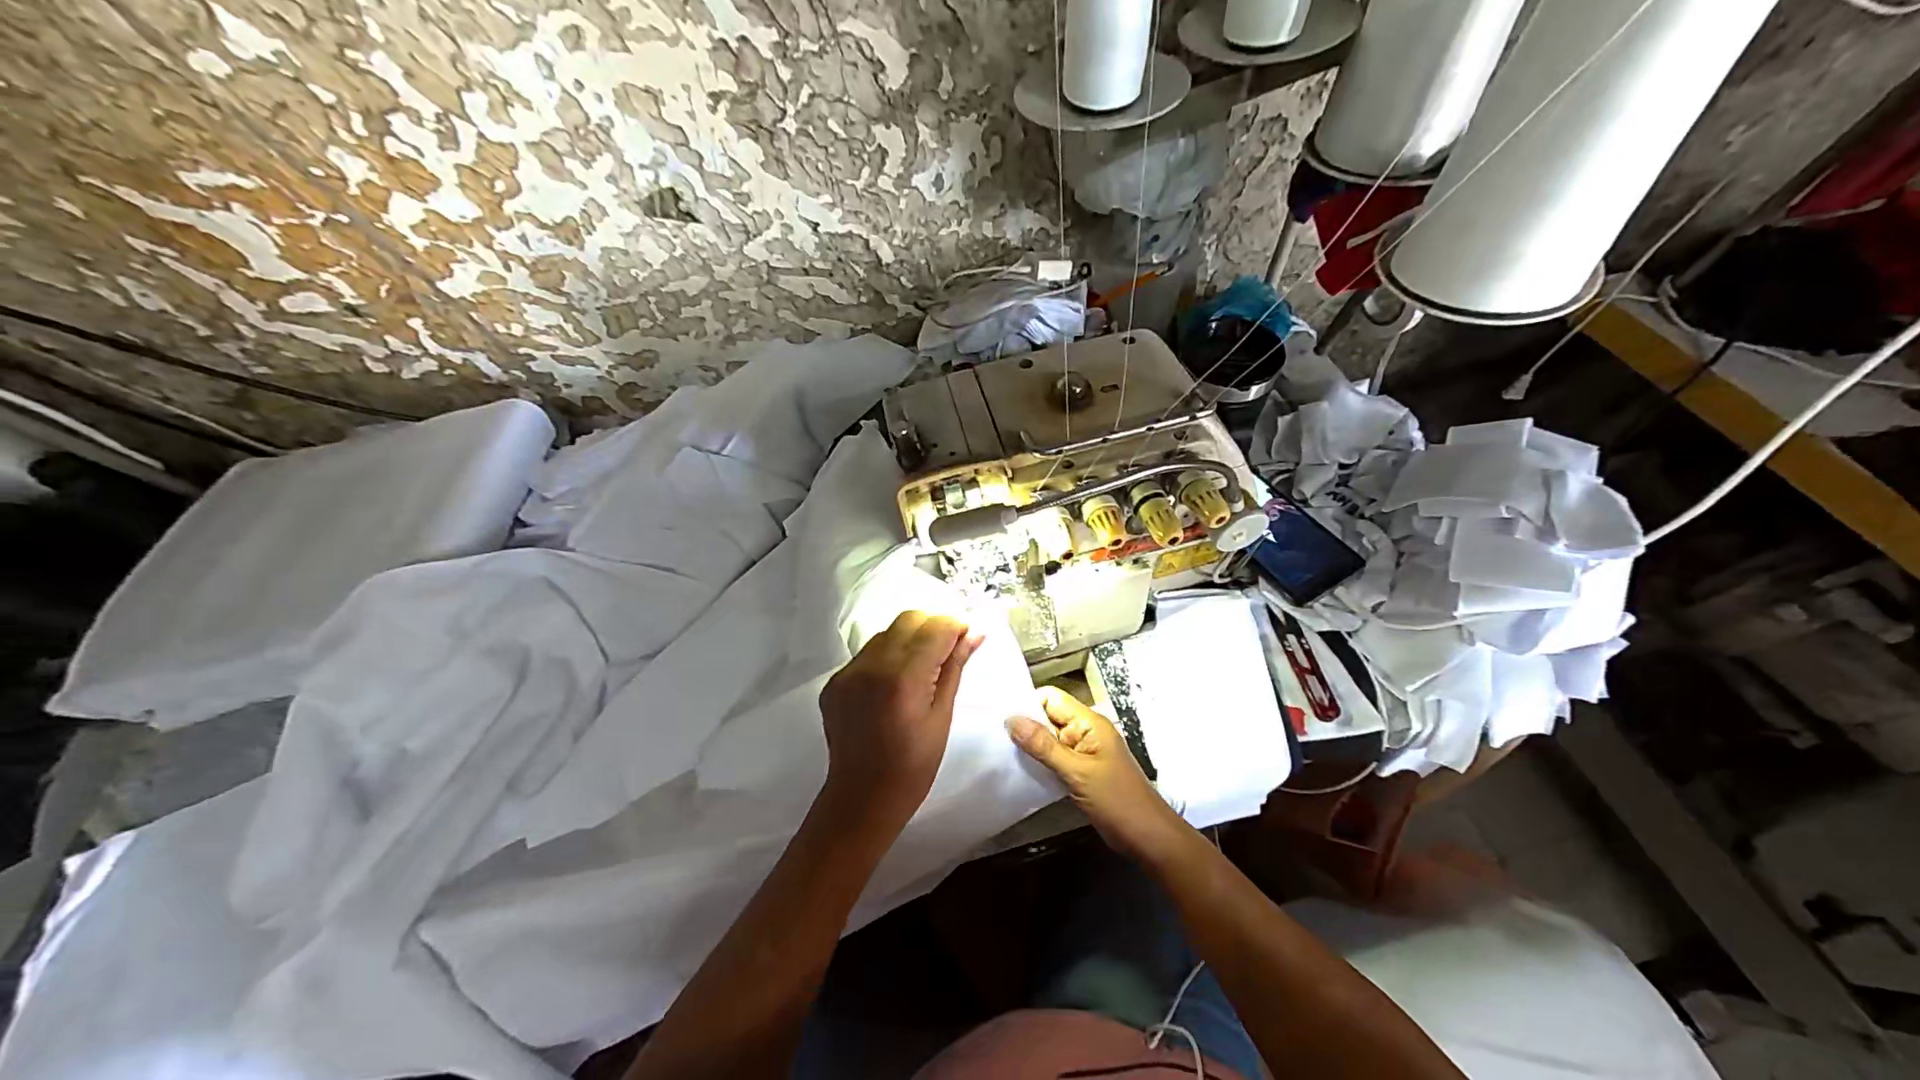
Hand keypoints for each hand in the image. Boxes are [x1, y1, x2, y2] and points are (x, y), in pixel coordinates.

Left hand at [818, 612, 982, 830]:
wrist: (862, 797)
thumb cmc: (914, 765)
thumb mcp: (942, 716)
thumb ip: (954, 668)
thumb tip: (973, 634)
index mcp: (904, 678)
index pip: (935, 627)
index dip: (955, 627)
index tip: (966, 639)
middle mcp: (871, 666)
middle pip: (909, 619)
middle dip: (932, 627)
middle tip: (946, 652)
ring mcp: (848, 673)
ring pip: (886, 633)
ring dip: (908, 641)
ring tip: (920, 672)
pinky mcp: (834, 682)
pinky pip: (866, 655)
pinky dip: (885, 658)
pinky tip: (893, 687)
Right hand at [1006, 686, 1194, 864]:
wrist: (1149, 839)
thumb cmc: (1118, 801)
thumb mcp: (1077, 772)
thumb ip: (1044, 746)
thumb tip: (1011, 720)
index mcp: (1089, 723)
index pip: (1052, 699)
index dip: (1027, 703)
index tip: (999, 715)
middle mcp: (1085, 733)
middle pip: (1048, 718)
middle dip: (1024, 725)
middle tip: (993, 736)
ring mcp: (1084, 754)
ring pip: (1049, 741)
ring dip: (1030, 746)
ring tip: (1001, 753)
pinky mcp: (1081, 774)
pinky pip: (1054, 760)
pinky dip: (1040, 764)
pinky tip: (1021, 772)